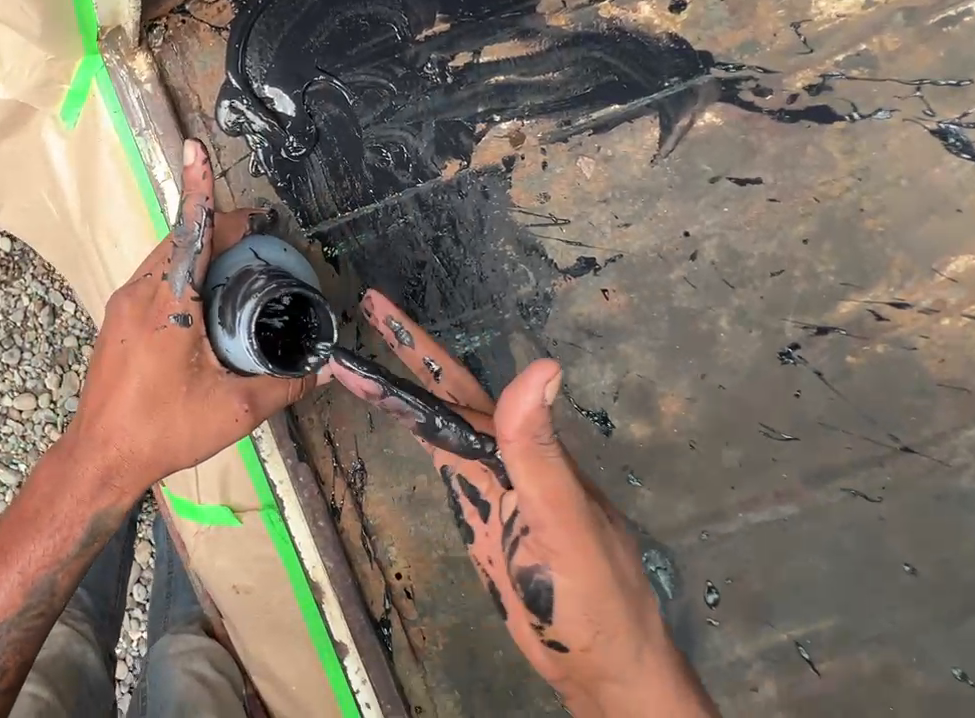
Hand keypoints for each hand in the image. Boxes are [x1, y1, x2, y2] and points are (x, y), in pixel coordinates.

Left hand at [60, 139, 311, 500]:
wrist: (100, 454)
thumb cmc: (162, 430)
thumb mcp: (234, 410)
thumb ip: (284, 384)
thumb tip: (320, 369)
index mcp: (166, 302)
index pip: (190, 231)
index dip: (199, 189)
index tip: (198, 150)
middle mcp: (138, 292)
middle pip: (180, 239)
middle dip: (216, 225)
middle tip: (258, 236)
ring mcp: (122, 304)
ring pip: (165, 257)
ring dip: (198, 248)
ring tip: (238, 262)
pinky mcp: (117, 320)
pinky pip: (155, 278)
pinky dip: (182, 271)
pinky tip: (205, 297)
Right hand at [329, 291, 715, 717]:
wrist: (606, 669)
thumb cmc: (591, 599)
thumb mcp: (564, 522)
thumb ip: (539, 450)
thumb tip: (542, 365)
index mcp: (518, 447)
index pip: (456, 384)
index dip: (416, 343)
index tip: (377, 305)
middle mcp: (501, 454)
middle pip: (444, 391)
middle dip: (407, 348)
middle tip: (370, 305)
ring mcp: (490, 484)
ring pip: (438, 422)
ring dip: (402, 386)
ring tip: (368, 355)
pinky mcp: (481, 514)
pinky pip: (442, 459)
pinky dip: (415, 429)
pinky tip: (405, 416)